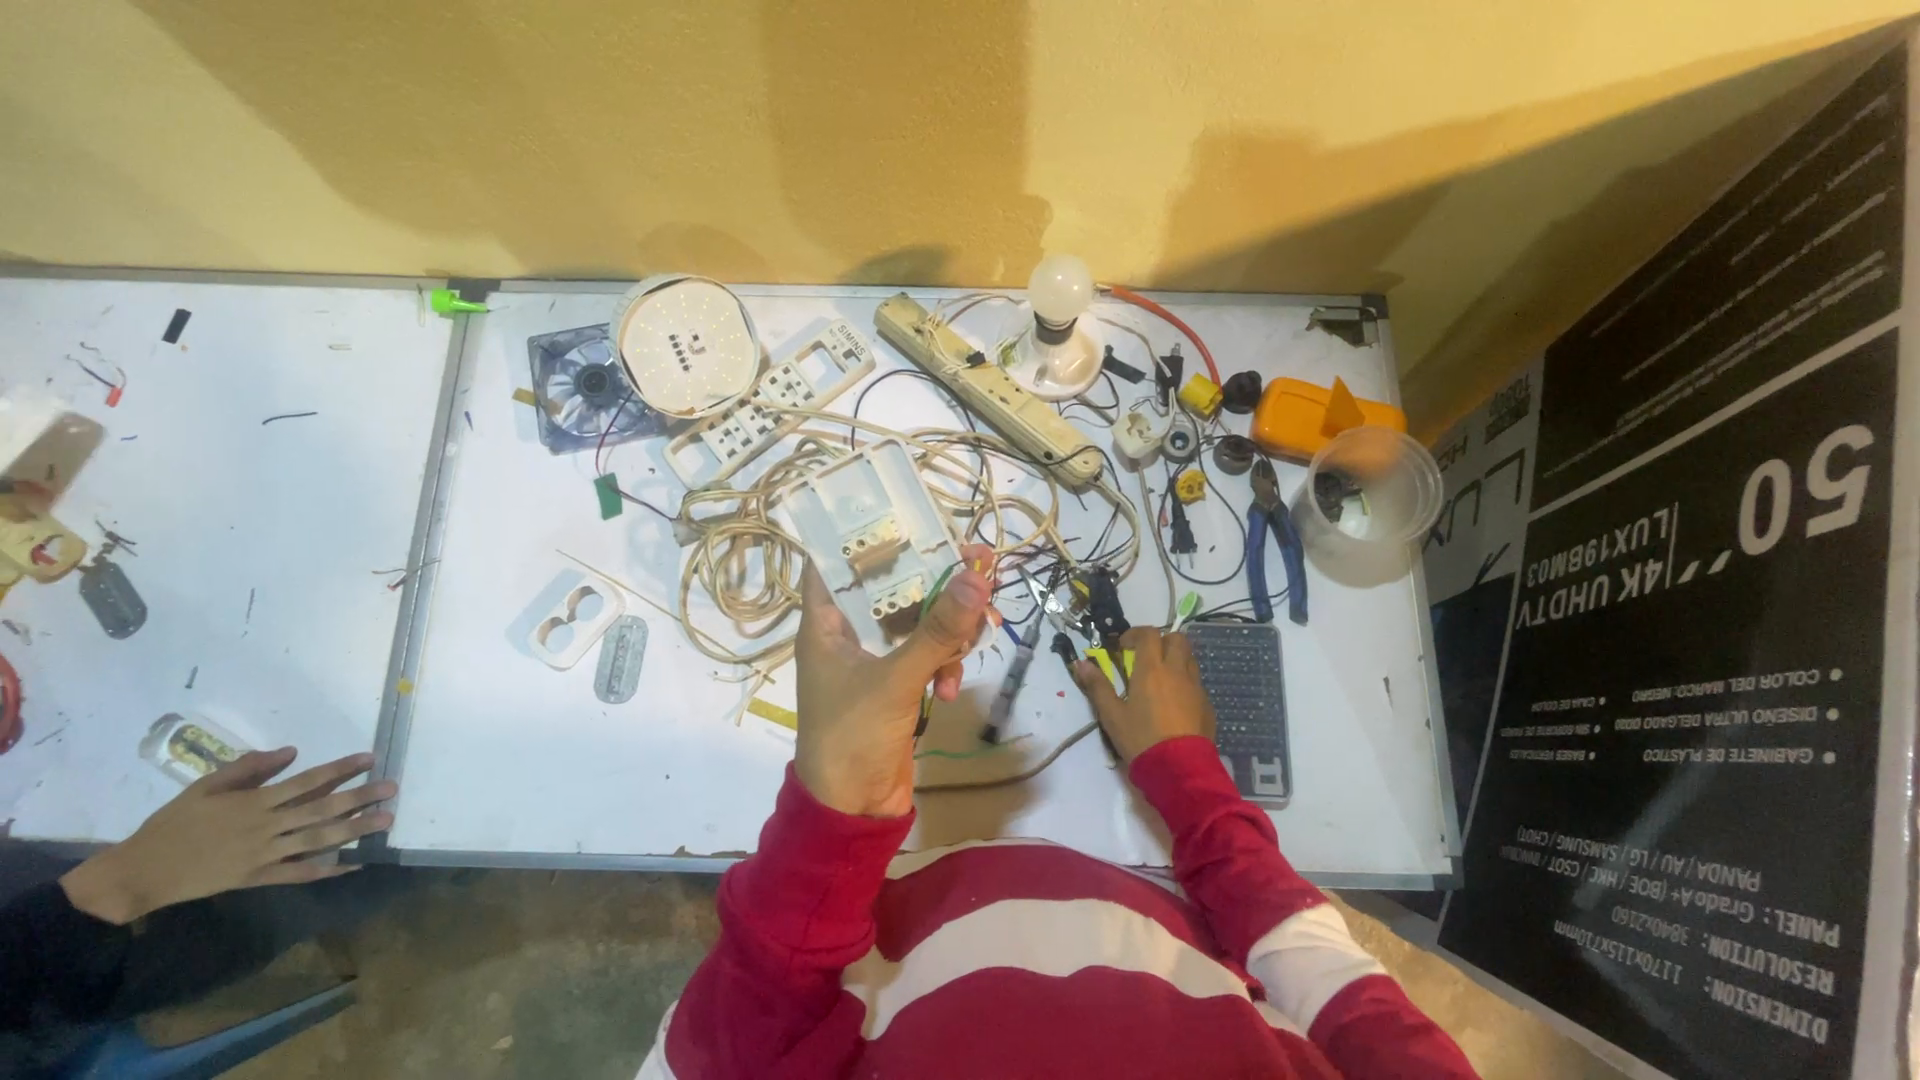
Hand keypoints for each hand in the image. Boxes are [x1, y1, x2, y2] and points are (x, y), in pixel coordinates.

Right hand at [60, 749, 395, 924]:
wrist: (139, 872)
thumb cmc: (173, 824)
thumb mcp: (204, 788)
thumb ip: (248, 769)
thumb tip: (291, 751)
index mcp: (253, 802)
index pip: (307, 781)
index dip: (341, 769)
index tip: (370, 758)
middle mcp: (265, 827)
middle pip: (321, 809)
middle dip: (360, 797)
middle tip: (392, 788)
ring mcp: (263, 854)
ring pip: (318, 840)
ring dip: (354, 829)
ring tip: (386, 820)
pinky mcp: (258, 878)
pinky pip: (299, 874)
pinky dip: (328, 869)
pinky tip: (355, 863)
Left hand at [794, 544, 994, 817]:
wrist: (852, 810)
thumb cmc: (852, 737)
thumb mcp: (896, 680)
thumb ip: (937, 631)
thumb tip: (977, 576)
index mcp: (825, 623)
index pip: (836, 559)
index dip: (869, 534)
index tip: (912, 516)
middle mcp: (847, 634)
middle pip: (893, 586)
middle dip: (935, 579)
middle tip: (979, 562)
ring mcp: (873, 660)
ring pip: (916, 621)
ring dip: (948, 627)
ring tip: (978, 632)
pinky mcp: (896, 684)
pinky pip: (926, 655)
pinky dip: (944, 663)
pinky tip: (953, 687)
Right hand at [1070, 626, 1215, 765]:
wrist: (1179, 769)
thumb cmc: (1140, 739)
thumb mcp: (1112, 715)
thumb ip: (1097, 686)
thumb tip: (1081, 663)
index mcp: (1152, 669)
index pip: (1148, 634)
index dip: (1135, 634)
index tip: (1123, 647)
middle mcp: (1177, 671)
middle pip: (1177, 639)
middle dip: (1161, 641)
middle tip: (1146, 657)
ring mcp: (1196, 687)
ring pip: (1189, 659)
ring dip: (1175, 659)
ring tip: (1160, 679)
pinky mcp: (1207, 704)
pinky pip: (1196, 682)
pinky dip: (1185, 682)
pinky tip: (1174, 703)